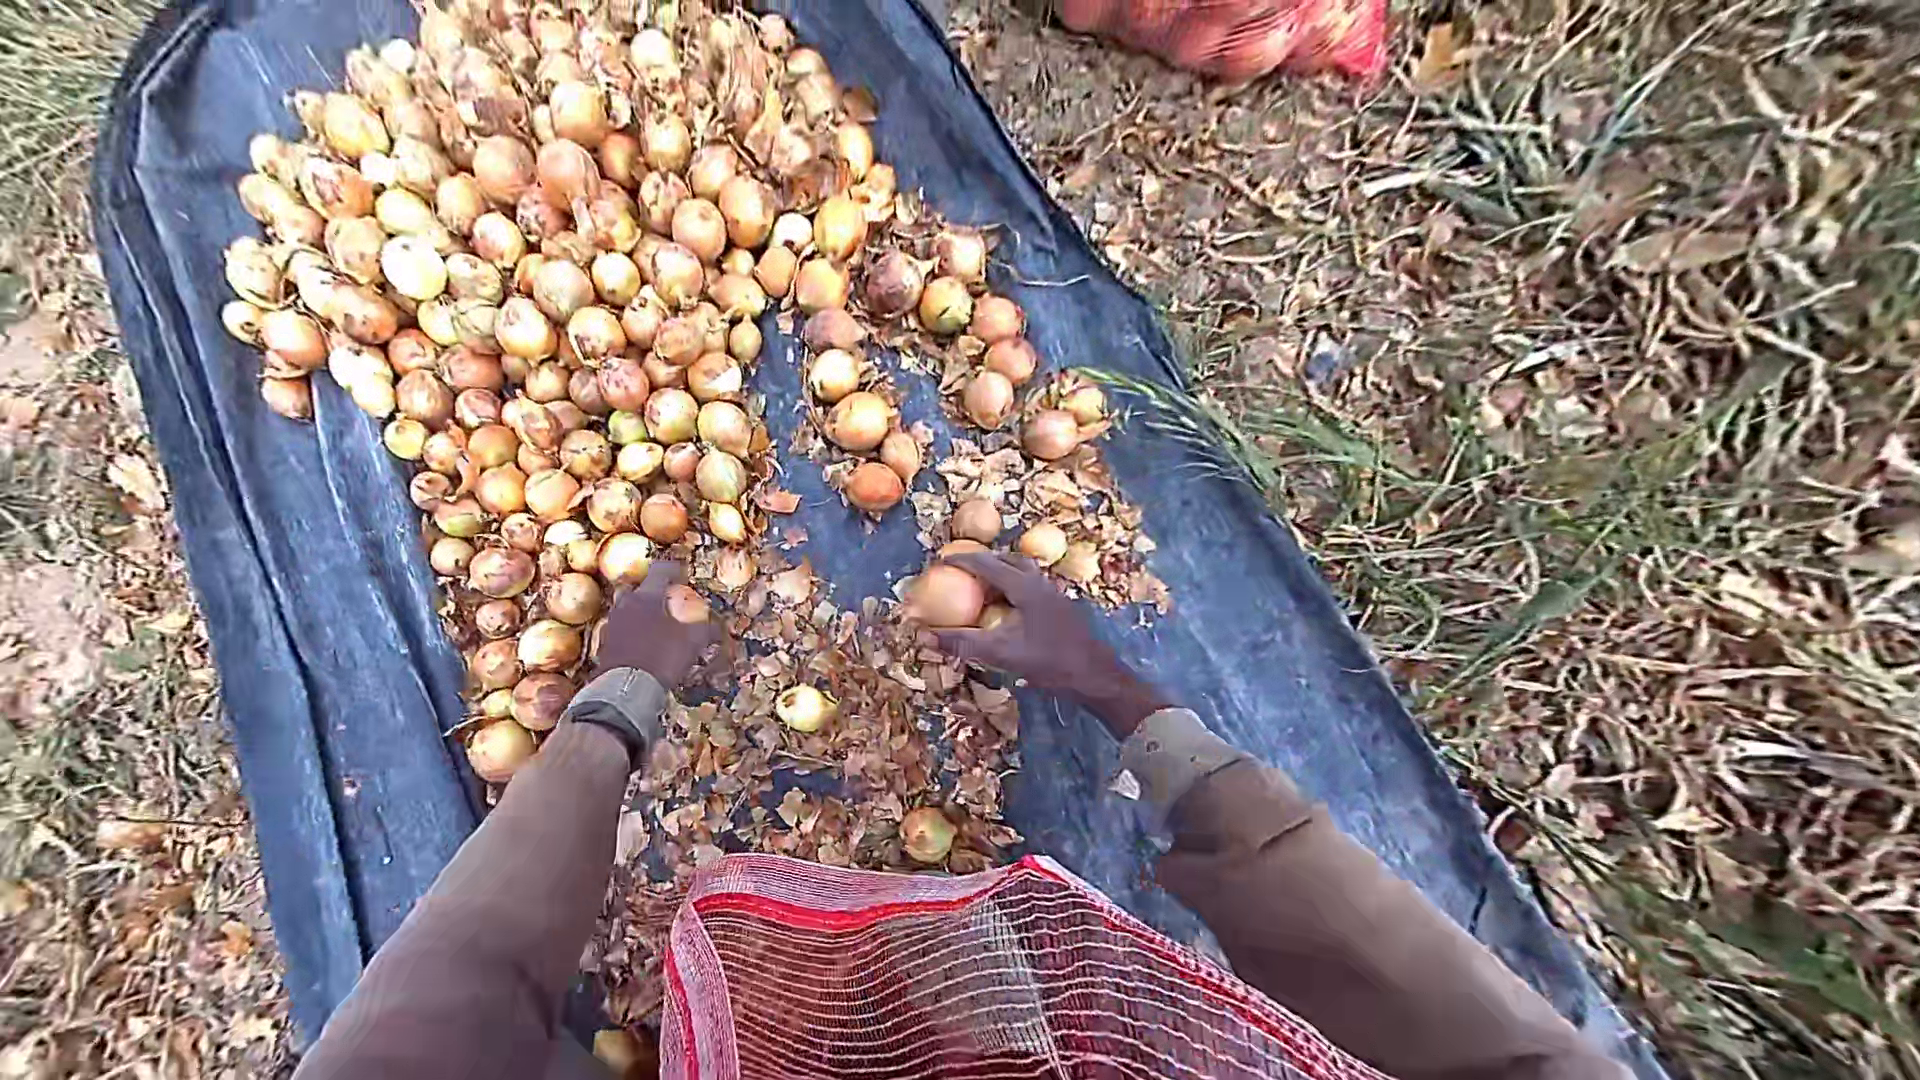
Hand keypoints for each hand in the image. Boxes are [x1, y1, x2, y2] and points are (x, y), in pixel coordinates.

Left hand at [591, 562, 718, 687]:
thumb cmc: (663, 656)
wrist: (626, 689)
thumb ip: (705, 625)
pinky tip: (646, 641)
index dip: (676, 569)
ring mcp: (613, 622)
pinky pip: (623, 626)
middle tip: (671, 600)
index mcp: (647, 596)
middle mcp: (626, 603)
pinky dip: (634, 629)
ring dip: (643, 610)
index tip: (685, 576)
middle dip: (656, 590)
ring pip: (630, 606)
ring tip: (659, 622)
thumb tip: (717, 621)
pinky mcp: (605, 642)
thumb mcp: (694, 640)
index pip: (662, 569)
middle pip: (641, 587)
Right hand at [931, 552, 1170, 737]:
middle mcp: (1040, 582)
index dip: (960, 560)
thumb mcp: (1001, 654)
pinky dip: (1012, 587)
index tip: (940, 563)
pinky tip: (1006, 609)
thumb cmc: (1050, 662)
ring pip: (1021, 571)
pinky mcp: (1060, 606)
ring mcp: (1053, 593)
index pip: (986, 563)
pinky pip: (1030, 585)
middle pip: (1006, 560)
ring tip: (980, 588)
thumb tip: (925, 636)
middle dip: (981, 562)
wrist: (1096, 676)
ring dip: (999, 573)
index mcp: (1024, 586)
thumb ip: (963, 643)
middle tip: (959, 572)